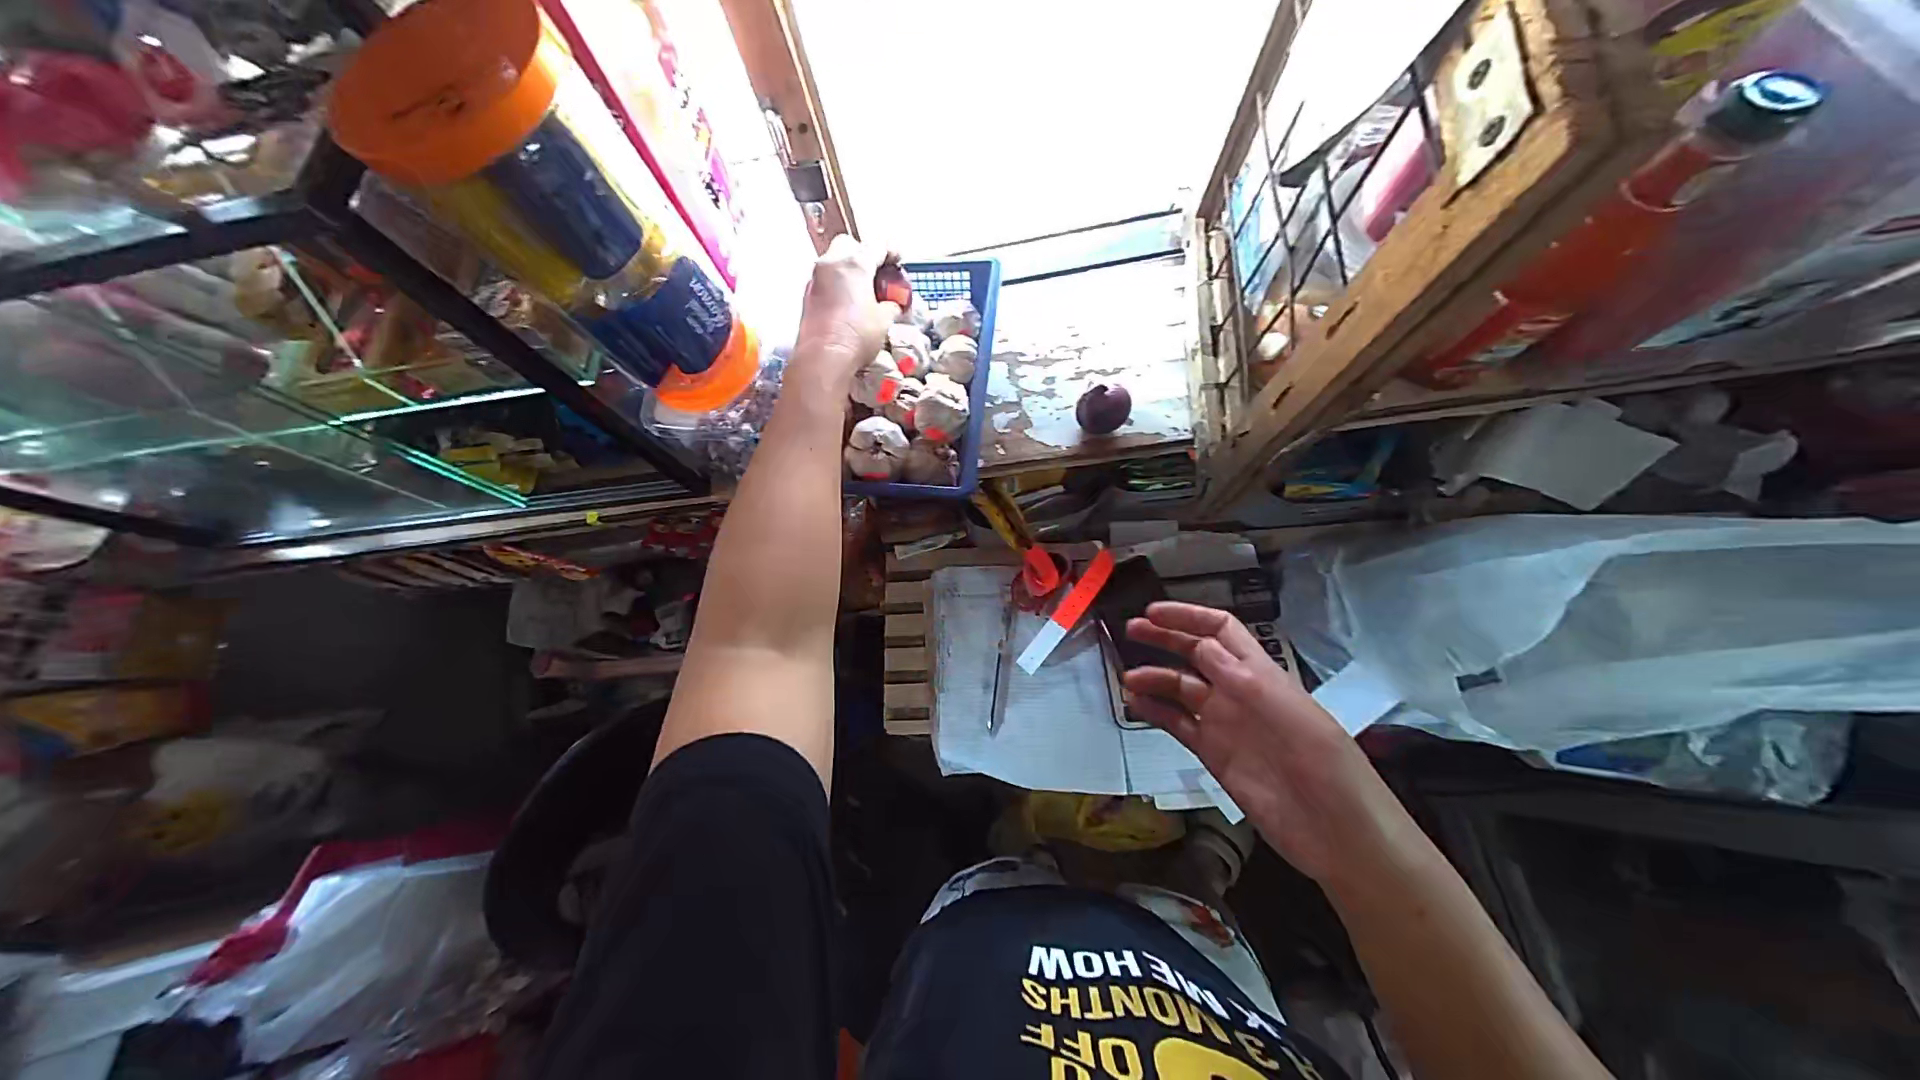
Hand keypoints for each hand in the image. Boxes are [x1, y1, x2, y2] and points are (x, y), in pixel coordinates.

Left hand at [791, 235, 898, 398]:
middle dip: (865, 254)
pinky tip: (849, 303)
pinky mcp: (808, 296)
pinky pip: (826, 281)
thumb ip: (891, 304)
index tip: (898, 260)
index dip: (891, 251)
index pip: (877, 246)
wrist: (823, 359)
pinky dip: (839, 285)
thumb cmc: (857, 335)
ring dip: (850, 270)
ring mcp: (816, 279)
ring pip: (834, 262)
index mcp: (854, 263)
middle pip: (850, 246)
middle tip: (878, 273)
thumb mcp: (884, 319)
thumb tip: (893, 304)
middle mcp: (831, 263)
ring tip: (864, 290)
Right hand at [1123, 601, 1392, 884]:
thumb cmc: (1326, 767)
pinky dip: (1155, 712)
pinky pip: (1178, 725)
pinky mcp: (1213, 754)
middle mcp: (1239, 693)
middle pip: (1195, 654)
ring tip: (1129, 679)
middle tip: (1133, 630)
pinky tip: (1136, 706)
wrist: (1337, 832)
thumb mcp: (1290, 715)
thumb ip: (1243, 680)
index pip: (1221, 631)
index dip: (1188, 617)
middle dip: (1165, 639)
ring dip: (1154, 679)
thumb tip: (1202, 646)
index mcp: (1262, 675)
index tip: (1155, 613)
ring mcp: (1224, 724)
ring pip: (1181, 689)